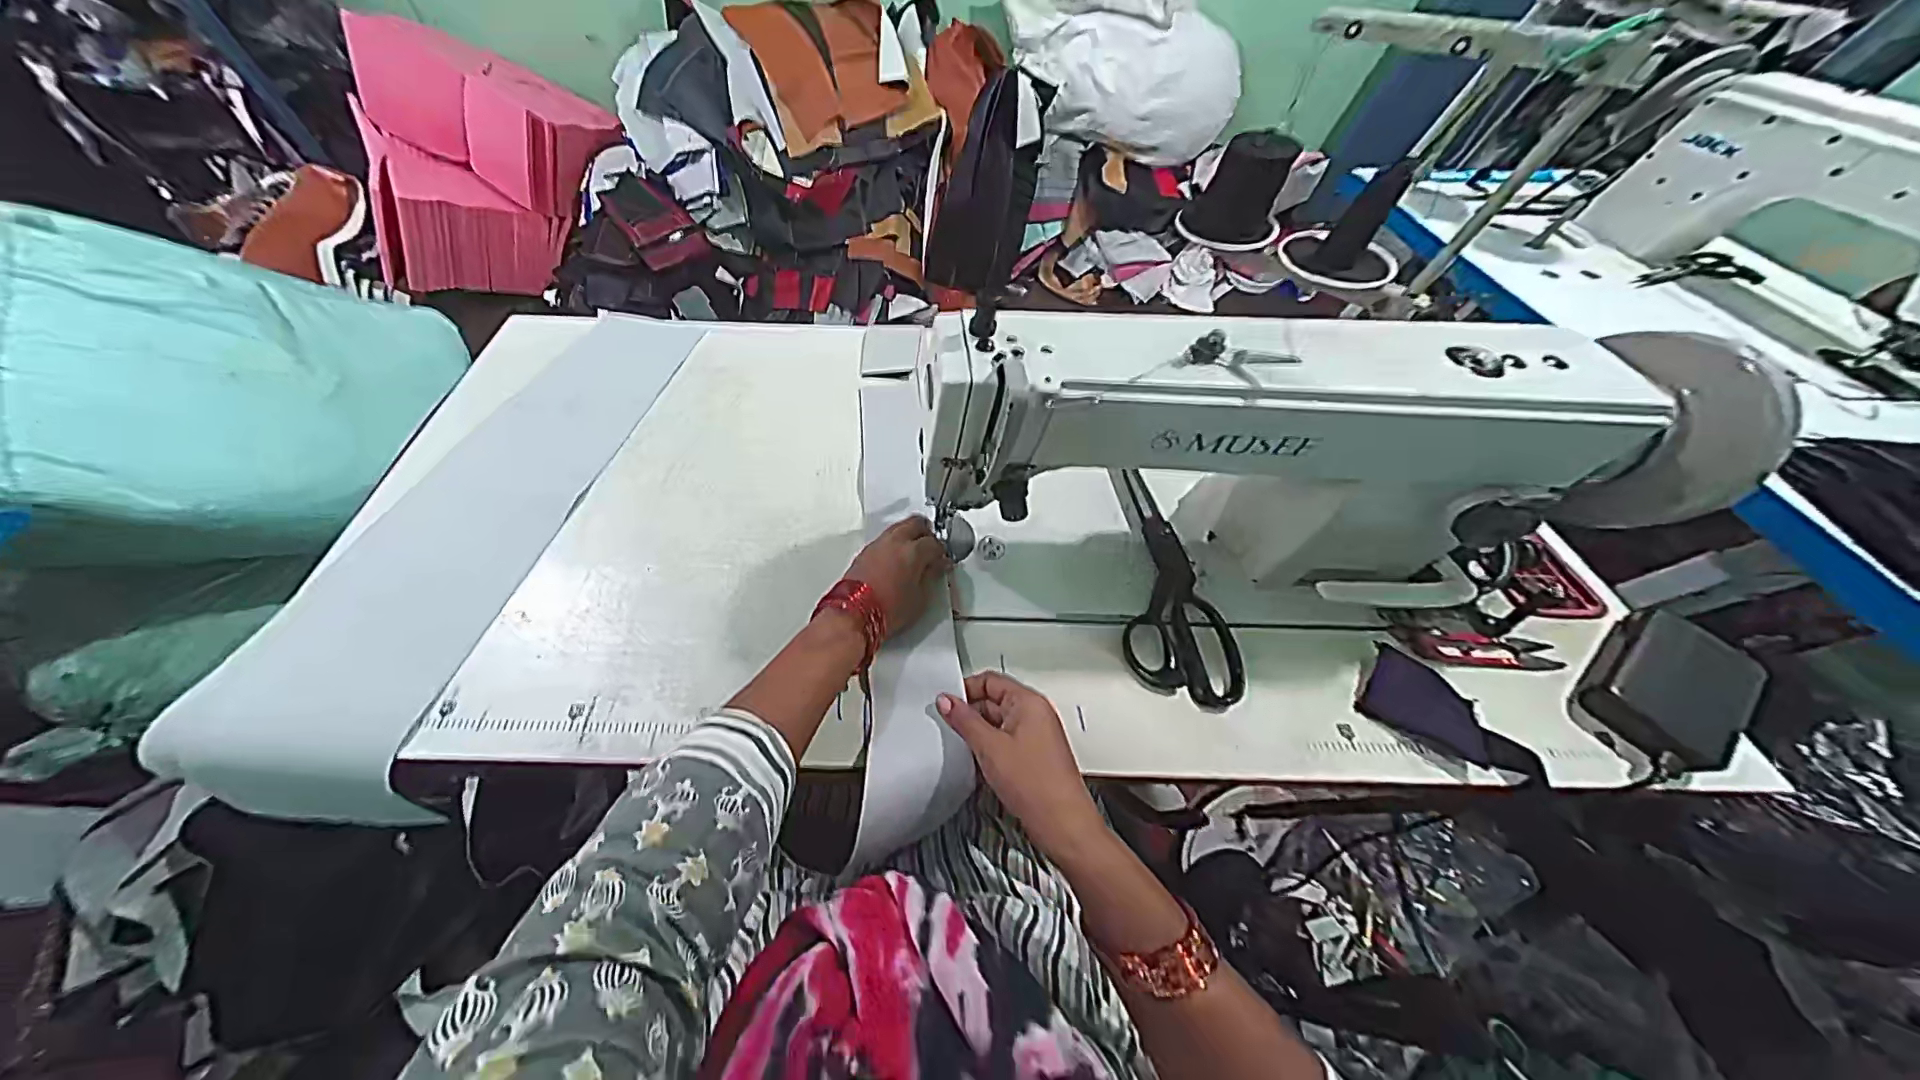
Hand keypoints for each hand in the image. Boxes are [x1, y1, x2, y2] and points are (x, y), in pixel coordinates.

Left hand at [843, 515, 950, 639]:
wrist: (854, 614)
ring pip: (898, 528)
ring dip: (908, 535)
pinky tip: (896, 559)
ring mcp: (877, 545)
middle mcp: (894, 542)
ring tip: (914, 552)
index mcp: (913, 551)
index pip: (934, 543)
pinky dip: (893, 544)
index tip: (942, 560)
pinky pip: (884, 540)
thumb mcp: (920, 598)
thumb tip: (935, 568)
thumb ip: (931, 577)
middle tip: (932, 545)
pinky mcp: (864, 553)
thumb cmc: (884, 609)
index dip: (942, 552)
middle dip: (926, 532)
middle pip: (915, 523)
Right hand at [937, 672, 1109, 863]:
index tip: (947, 704)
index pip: (990, 680)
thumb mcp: (990, 748)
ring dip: (980, 733)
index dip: (965, 689)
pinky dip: (991, 748)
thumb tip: (948, 701)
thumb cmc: (1038, 786)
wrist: (1062, 823)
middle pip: (994, 699)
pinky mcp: (1035, 754)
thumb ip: (964, 720)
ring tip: (967, 750)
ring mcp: (1038, 734)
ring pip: (999, 722)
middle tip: (951, 728)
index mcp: (1029, 702)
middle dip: (971, 713)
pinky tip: (982, 765)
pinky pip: (1007, 740)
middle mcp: (1037, 713)